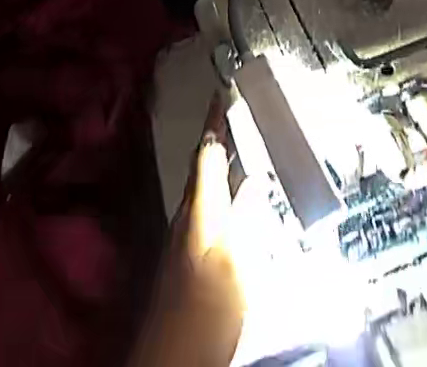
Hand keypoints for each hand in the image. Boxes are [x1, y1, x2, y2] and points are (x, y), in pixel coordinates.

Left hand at [129, 100, 242, 366]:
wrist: (170, 362)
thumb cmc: (204, 311)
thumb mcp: (236, 264)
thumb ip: (245, 219)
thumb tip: (256, 179)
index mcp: (200, 207)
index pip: (208, 150)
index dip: (217, 118)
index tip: (226, 86)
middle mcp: (191, 214)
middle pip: (208, 163)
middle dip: (225, 134)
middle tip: (246, 107)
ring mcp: (191, 236)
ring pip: (212, 185)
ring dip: (230, 161)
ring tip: (254, 143)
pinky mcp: (196, 257)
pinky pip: (216, 208)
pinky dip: (232, 192)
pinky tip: (250, 199)